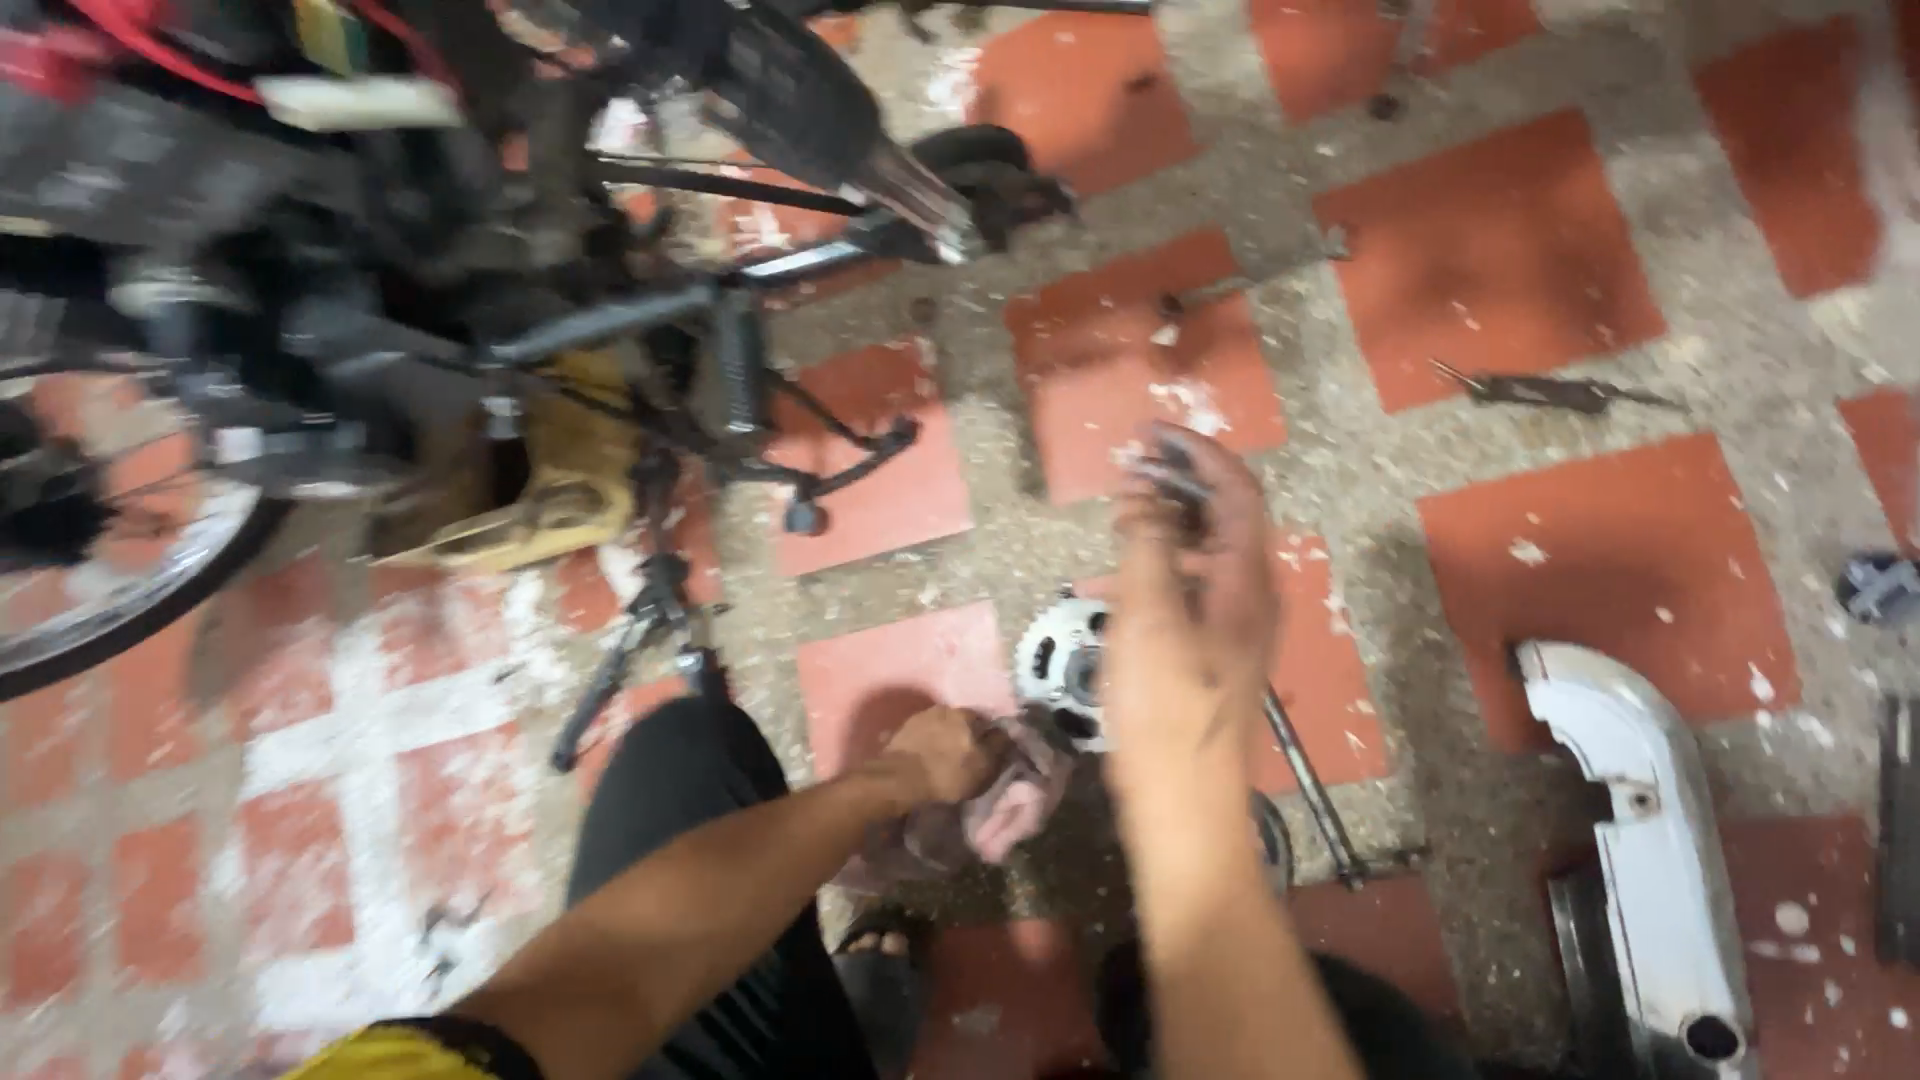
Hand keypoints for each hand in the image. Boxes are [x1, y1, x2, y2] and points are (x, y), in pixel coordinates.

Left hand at [872, 706, 1004, 807]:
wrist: (900, 779)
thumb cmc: (948, 773)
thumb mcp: (984, 765)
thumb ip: (999, 745)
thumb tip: (1009, 730)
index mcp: (965, 714)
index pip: (983, 719)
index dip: (985, 735)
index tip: (984, 749)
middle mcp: (942, 709)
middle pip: (958, 720)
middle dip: (961, 733)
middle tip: (962, 753)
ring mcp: (918, 718)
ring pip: (937, 726)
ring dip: (940, 737)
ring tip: (940, 756)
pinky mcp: (899, 731)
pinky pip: (919, 735)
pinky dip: (923, 743)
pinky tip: (923, 755)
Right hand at [1103, 423, 1277, 796]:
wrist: (1183, 803)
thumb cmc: (1164, 708)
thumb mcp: (1149, 617)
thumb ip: (1150, 546)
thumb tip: (1146, 495)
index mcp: (1246, 580)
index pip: (1236, 491)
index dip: (1196, 454)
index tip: (1148, 435)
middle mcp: (1251, 595)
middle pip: (1226, 516)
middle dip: (1179, 481)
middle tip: (1128, 466)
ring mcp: (1234, 626)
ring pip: (1208, 550)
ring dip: (1168, 519)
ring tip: (1121, 510)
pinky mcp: (1211, 650)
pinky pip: (1193, 583)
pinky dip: (1162, 561)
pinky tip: (1123, 571)